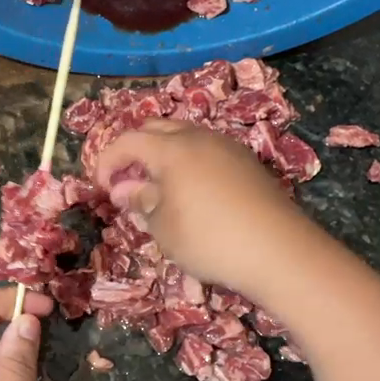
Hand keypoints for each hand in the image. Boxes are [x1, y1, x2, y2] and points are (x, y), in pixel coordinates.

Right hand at [92, 119, 318, 299]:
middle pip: (156, 128)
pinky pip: (208, 151)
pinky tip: (192, 193)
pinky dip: (189, 162)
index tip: (100, 188)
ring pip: (185, 136)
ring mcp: (228, 147)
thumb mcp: (163, 227)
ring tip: (159, 189)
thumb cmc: (209, 239)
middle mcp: (200, 137)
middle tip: (128, 183)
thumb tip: (124, 189)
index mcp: (172, 148)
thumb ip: (141, 202)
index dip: (106, 161)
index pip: (127, 140)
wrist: (280, 252)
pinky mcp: (248, 163)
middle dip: (135, 151)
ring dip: (163, 155)